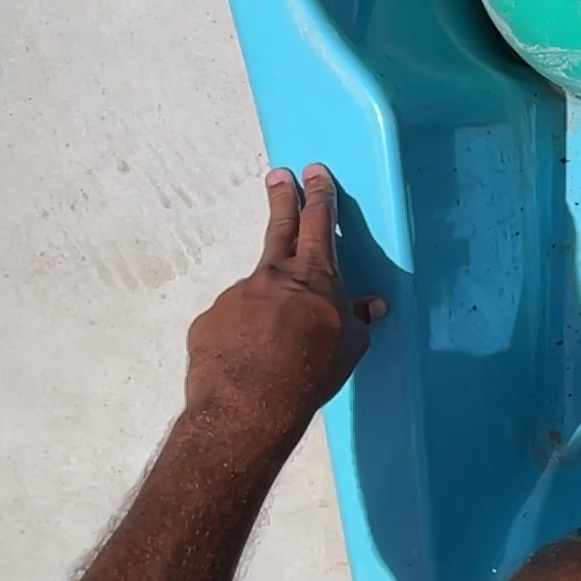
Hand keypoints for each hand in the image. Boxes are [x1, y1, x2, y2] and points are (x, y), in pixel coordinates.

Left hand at [183, 164, 385, 449]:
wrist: (247, 408)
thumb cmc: (312, 372)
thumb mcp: (351, 346)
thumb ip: (358, 318)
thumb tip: (372, 304)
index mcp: (314, 276)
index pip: (319, 223)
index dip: (319, 195)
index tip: (313, 172)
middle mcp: (272, 276)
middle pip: (279, 226)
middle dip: (282, 198)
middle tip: (279, 175)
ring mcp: (235, 296)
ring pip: (258, 290)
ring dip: (267, 305)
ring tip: (274, 343)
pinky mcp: (208, 321)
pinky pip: (232, 320)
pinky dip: (243, 332)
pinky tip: (248, 357)